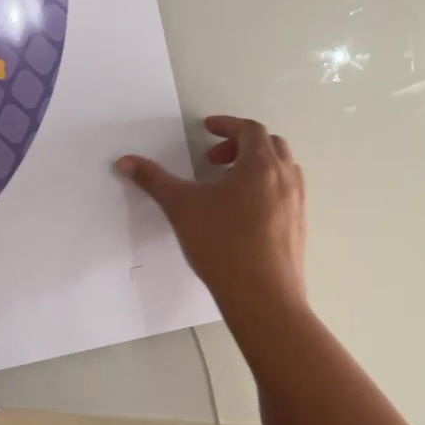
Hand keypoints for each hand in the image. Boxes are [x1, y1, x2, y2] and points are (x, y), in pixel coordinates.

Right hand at [116, 115, 305, 314]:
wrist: (264, 299)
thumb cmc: (222, 245)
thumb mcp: (181, 207)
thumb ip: (154, 180)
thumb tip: (124, 161)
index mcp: (261, 165)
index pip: (250, 129)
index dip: (227, 125)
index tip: (207, 129)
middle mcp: (285, 179)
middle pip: (271, 145)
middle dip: (241, 144)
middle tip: (214, 159)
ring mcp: (297, 205)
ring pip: (283, 170)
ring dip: (257, 166)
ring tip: (228, 184)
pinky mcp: (299, 228)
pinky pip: (286, 194)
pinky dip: (267, 189)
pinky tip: (243, 214)